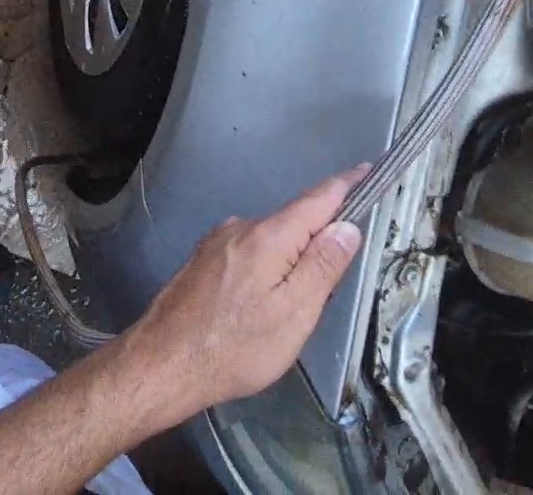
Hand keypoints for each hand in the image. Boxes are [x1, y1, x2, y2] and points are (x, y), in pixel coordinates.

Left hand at [119, 167, 366, 423]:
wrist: (164, 363)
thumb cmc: (235, 346)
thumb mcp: (294, 313)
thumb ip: (322, 266)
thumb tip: (346, 225)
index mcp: (268, 236)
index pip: (317, 199)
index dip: (345, 186)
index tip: (367, 169)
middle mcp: (241, 227)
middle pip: (294, 223)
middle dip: (316, 246)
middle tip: (322, 296)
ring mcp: (218, 241)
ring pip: (270, 242)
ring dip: (287, 264)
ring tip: (281, 315)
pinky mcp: (204, 259)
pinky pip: (248, 254)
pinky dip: (263, 271)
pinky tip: (254, 310)